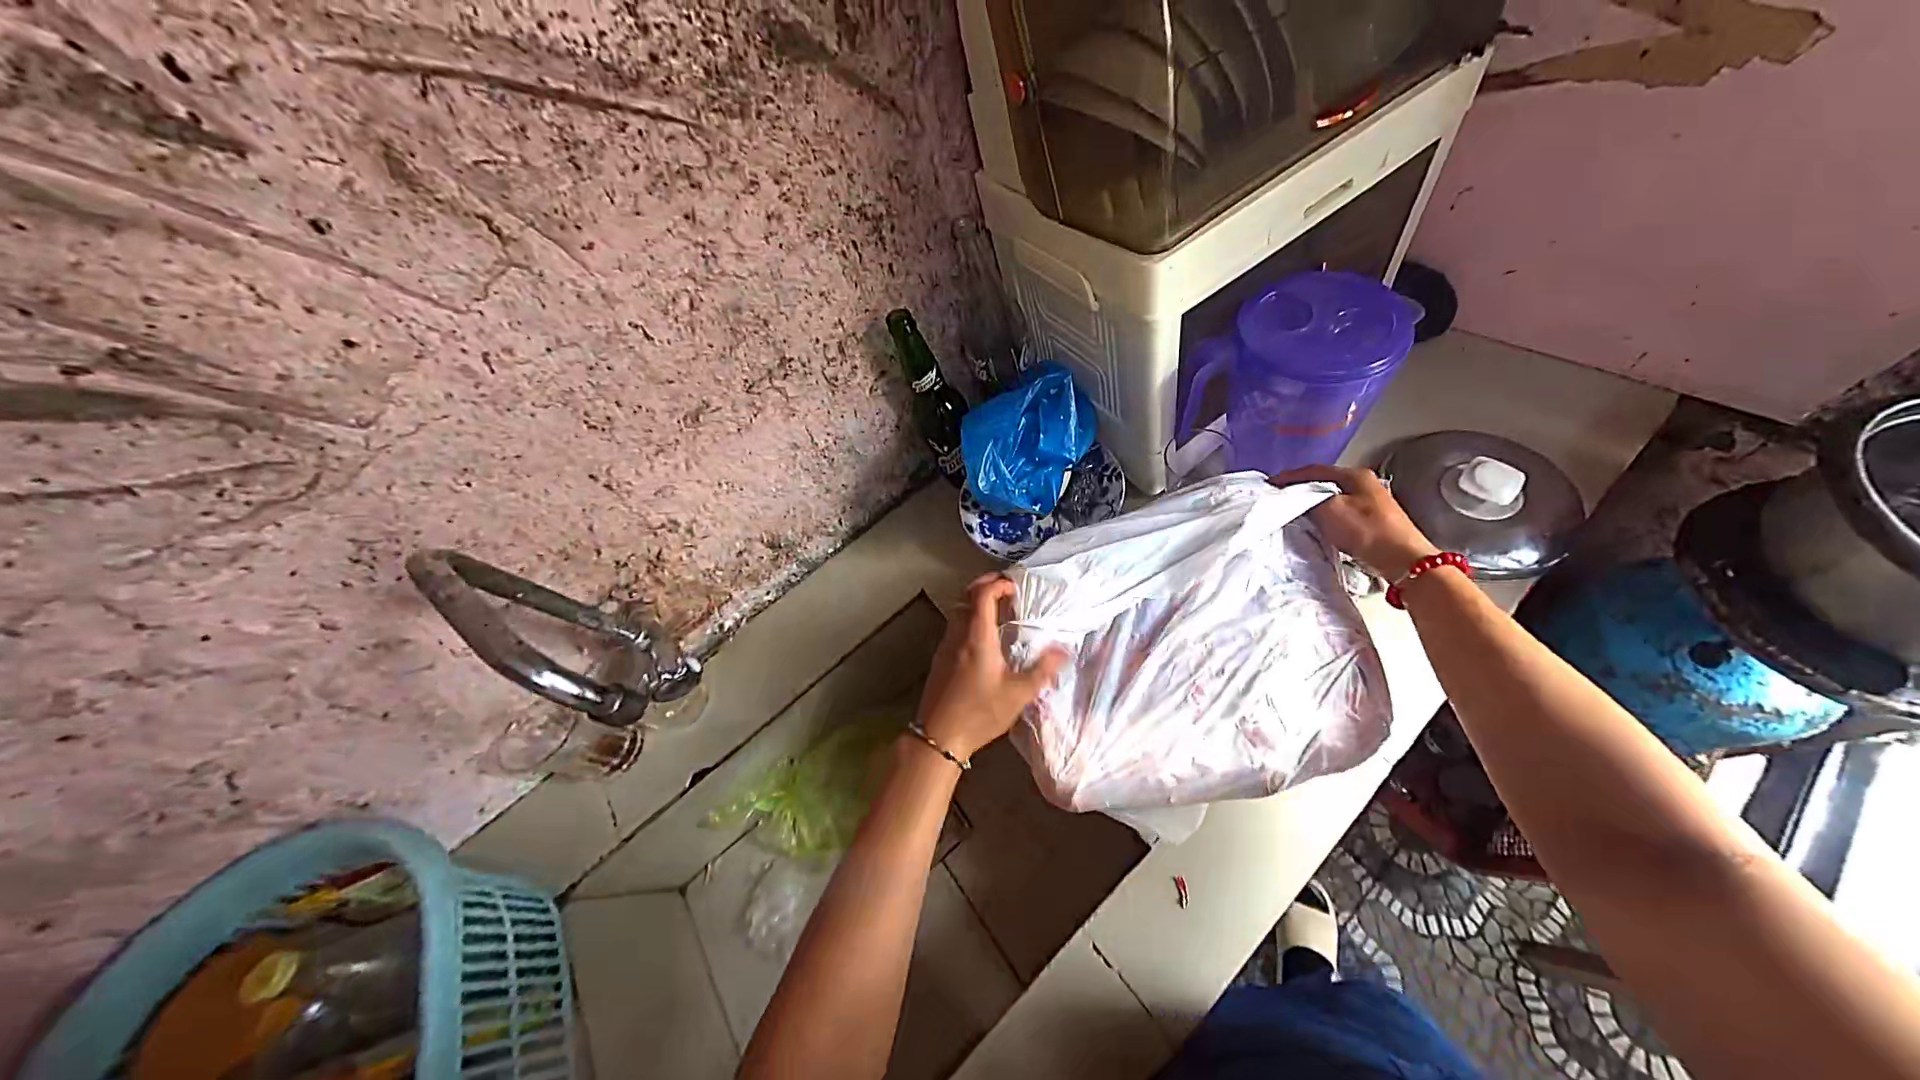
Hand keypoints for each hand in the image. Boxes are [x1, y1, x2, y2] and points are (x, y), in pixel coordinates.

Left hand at [916, 574, 1067, 760]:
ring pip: (958, 610)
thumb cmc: (979, 713)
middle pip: (966, 596)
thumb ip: (1042, 670)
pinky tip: (982, 635)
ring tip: (997, 608)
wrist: (938, 737)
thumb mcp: (1018, 694)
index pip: (982, 594)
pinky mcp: (940, 659)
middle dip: (985, 585)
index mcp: (977, 636)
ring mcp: (945, 646)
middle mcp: (958, 635)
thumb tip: (1064, 650)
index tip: (1014, 586)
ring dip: (975, 601)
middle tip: (1004, 587)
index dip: (998, 584)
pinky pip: (954, 626)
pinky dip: (968, 617)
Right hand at [1270, 465, 1438, 579]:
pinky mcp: (1371, 520)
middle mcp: (1364, 484)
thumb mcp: (1330, 509)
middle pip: (1324, 482)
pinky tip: (1314, 522)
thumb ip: (1308, 499)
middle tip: (1278, 495)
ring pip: (1331, 497)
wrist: (1402, 559)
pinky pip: (1338, 511)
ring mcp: (1369, 502)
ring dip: (1311, 501)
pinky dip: (1322, 514)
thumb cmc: (1366, 530)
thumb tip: (1295, 497)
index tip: (1270, 483)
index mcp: (1355, 475)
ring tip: (1292, 508)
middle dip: (1300, 488)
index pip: (1314, 470)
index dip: (1290, 477)